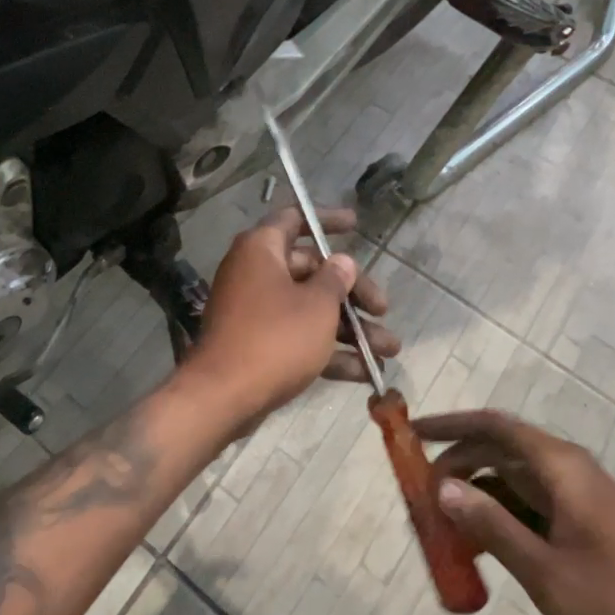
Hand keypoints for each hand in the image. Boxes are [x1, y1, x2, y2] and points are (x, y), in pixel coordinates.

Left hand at [182, 207, 398, 420]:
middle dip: (352, 292)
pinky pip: (298, 338)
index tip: (356, 225)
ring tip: (391, 349)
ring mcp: (254, 310)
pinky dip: (328, 351)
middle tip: (383, 310)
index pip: (295, 218)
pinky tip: (366, 372)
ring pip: (309, 309)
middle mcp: (255, 272)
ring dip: (349, 328)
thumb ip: (335, 279)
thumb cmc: (275, 337)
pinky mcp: (257, 344)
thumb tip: (342, 261)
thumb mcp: (317, 306)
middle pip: (311, 270)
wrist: (223, 396)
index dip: (326, 220)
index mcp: (262, 249)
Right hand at [416, 411, 614, 614]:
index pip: (494, 425)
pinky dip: (501, 517)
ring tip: (441, 525)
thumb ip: (491, 526)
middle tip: (418, 493)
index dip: (449, 423)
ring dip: (476, 495)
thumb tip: (442, 487)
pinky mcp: (588, 524)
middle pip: (500, 450)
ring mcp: (581, 498)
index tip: (409, 431)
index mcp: (562, 467)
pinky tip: (480, 548)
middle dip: (456, 465)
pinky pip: (532, 506)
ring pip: (513, 480)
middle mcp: (570, 471)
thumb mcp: (545, 572)